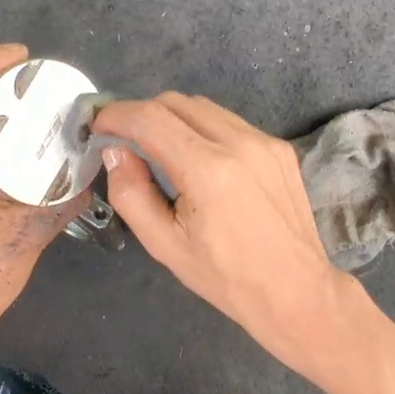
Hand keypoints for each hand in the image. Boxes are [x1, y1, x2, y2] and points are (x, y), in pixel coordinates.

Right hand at [95, 94, 362, 376]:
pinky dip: (202, 129)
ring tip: (157, 149)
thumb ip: (131, 194)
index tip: (98, 126)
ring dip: (172, 118)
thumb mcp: (164, 245)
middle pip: (175, 102)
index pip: (150, 118)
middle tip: (123, 140)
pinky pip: (229, 122)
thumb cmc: (225, 277)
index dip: (117, 115)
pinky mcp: (279, 148)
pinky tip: (197, 160)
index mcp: (208, 170)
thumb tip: (115, 152)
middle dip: (142, 114)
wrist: (296, 292)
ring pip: (203, 107)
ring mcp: (264, 141)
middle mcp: (238, 143)